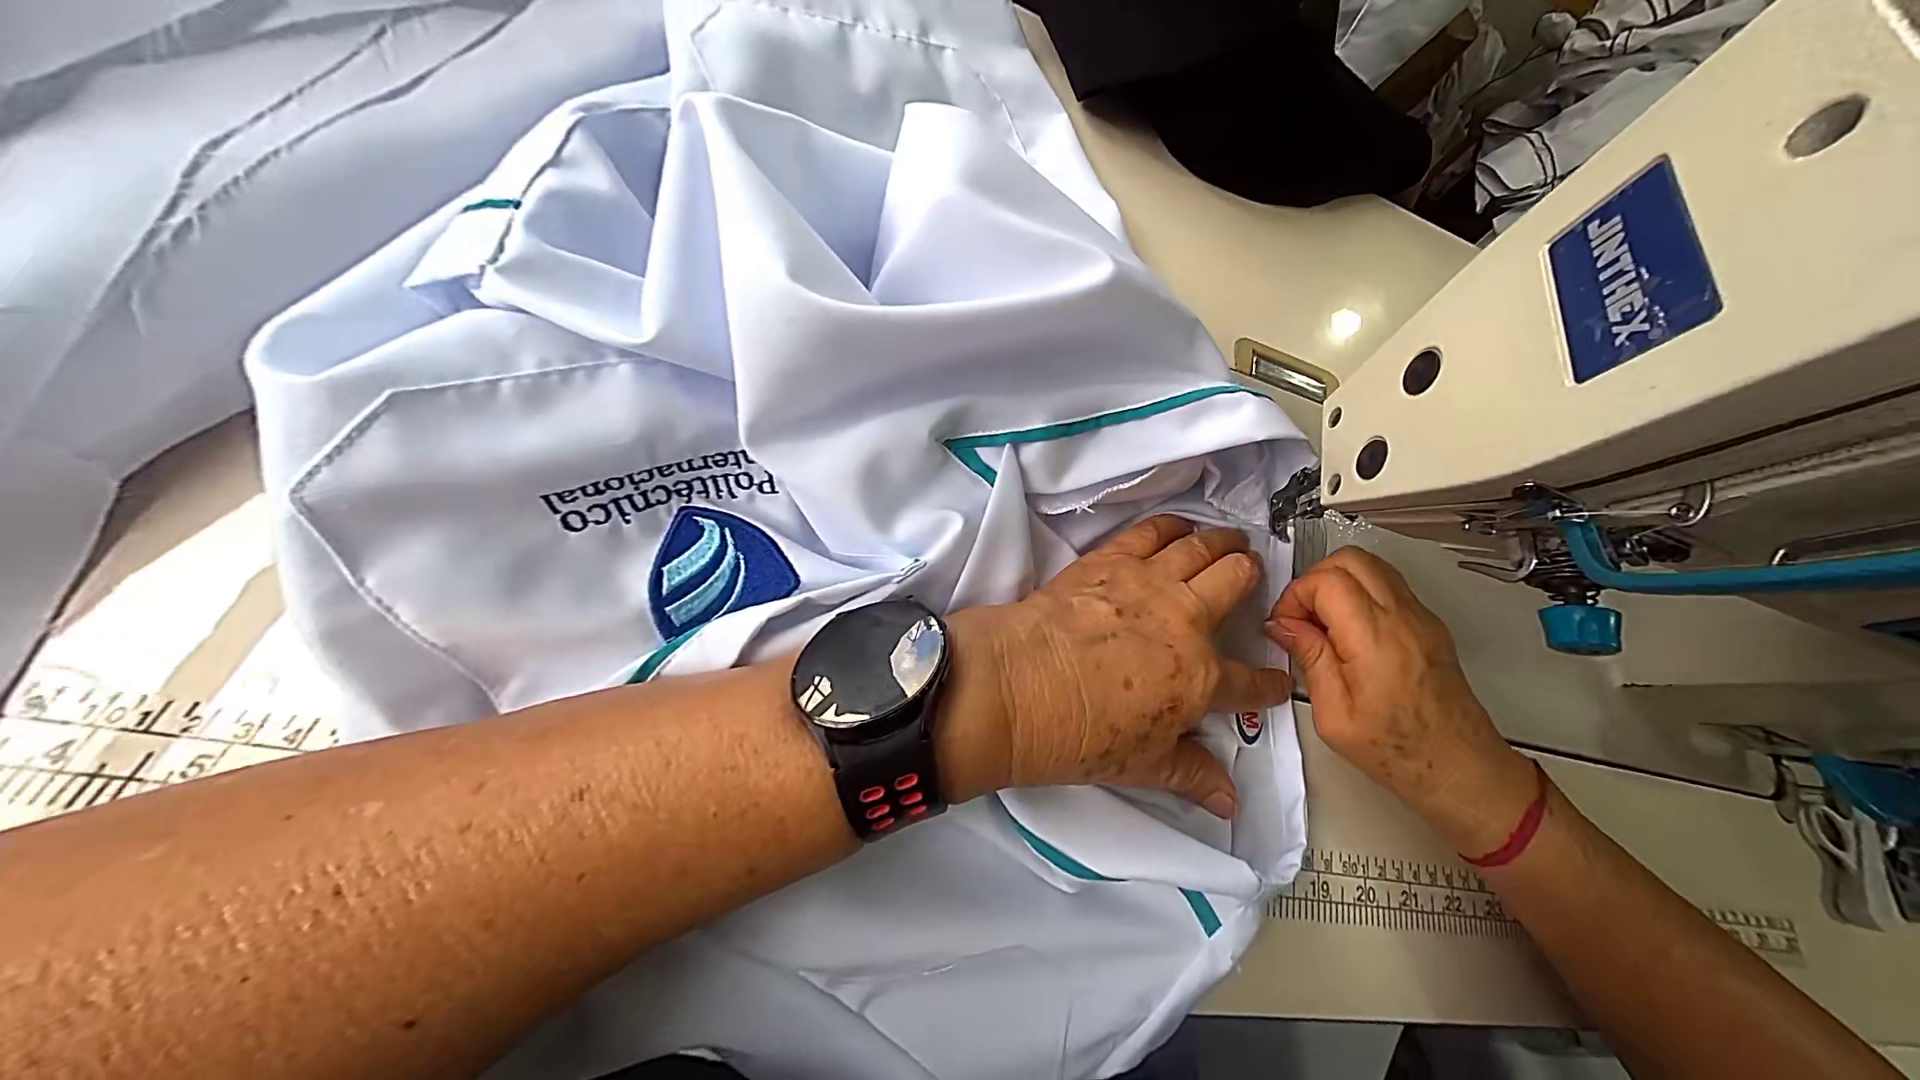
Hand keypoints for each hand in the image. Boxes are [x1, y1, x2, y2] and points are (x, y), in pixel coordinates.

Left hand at [938, 515, 1293, 817]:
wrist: (1021, 686)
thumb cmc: (1079, 732)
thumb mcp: (1144, 765)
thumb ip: (1192, 774)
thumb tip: (1227, 800)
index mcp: (1200, 678)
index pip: (1250, 683)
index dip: (1268, 684)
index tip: (1274, 682)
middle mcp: (1184, 621)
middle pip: (1235, 583)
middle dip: (1251, 576)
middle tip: (1252, 571)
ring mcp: (1147, 585)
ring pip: (1200, 548)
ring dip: (1221, 541)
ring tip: (1231, 539)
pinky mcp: (1109, 562)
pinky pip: (1150, 532)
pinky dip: (1169, 525)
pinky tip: (1177, 525)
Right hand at [1264, 547, 1536, 854]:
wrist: (1459, 768)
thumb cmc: (1401, 751)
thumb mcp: (1333, 714)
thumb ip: (1308, 658)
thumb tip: (1283, 626)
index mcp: (1377, 640)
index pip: (1326, 581)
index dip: (1295, 596)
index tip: (1285, 625)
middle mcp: (1404, 620)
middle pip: (1349, 560)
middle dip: (1313, 580)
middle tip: (1299, 616)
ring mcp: (1421, 618)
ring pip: (1370, 565)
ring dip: (1336, 582)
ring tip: (1320, 622)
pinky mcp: (1427, 625)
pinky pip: (1386, 585)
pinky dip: (1357, 592)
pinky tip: (1344, 630)